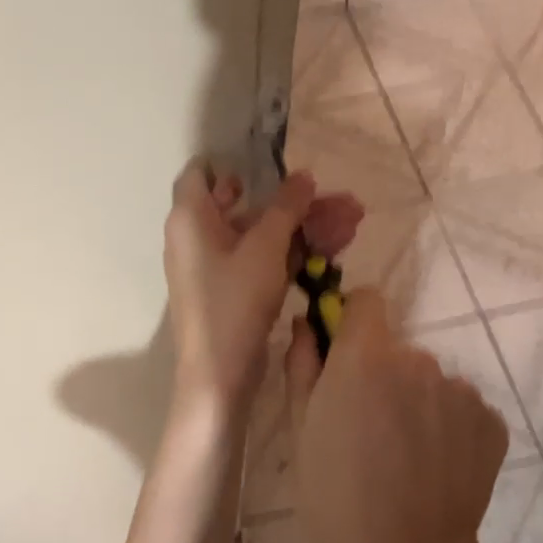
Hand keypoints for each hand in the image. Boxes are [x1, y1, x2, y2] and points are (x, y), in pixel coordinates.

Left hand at [163, 161, 360, 406]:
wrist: (218, 375)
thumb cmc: (233, 302)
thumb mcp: (265, 249)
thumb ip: (286, 208)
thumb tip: (303, 176)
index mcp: (189, 219)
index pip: (200, 174)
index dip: (232, 166)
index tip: (269, 168)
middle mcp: (194, 238)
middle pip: (244, 207)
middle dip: (294, 203)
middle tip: (342, 203)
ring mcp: (212, 268)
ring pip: (259, 236)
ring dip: (302, 229)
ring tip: (352, 224)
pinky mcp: (229, 293)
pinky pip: (260, 262)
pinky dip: (291, 254)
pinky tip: (333, 251)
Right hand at [283, 289, 509, 542]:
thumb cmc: (333, 496)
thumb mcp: (300, 431)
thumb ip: (303, 364)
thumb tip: (308, 323)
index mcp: (366, 358)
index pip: (367, 300)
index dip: (351, 321)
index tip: (342, 355)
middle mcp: (421, 361)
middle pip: (398, 349)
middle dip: (380, 374)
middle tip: (365, 429)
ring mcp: (463, 392)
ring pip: (430, 381)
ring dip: (416, 403)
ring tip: (401, 456)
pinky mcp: (493, 423)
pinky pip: (461, 409)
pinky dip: (447, 428)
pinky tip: (432, 469)